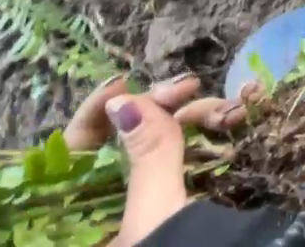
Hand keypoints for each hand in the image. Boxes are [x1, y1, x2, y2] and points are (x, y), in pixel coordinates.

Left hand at [65, 74, 259, 245]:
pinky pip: (189, 153)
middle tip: (194, 88)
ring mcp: (143, 202)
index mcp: (71, 222)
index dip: (92, 115)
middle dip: (159, 107)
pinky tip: (240, 113)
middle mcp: (100, 209)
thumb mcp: (155, 218)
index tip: (128, 82)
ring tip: (235, 110)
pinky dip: (212, 131)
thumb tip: (126, 98)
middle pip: (119, 141)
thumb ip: (145, 158)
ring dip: (198, 115)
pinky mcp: (180, 196)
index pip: (64, 156)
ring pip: (161, 141)